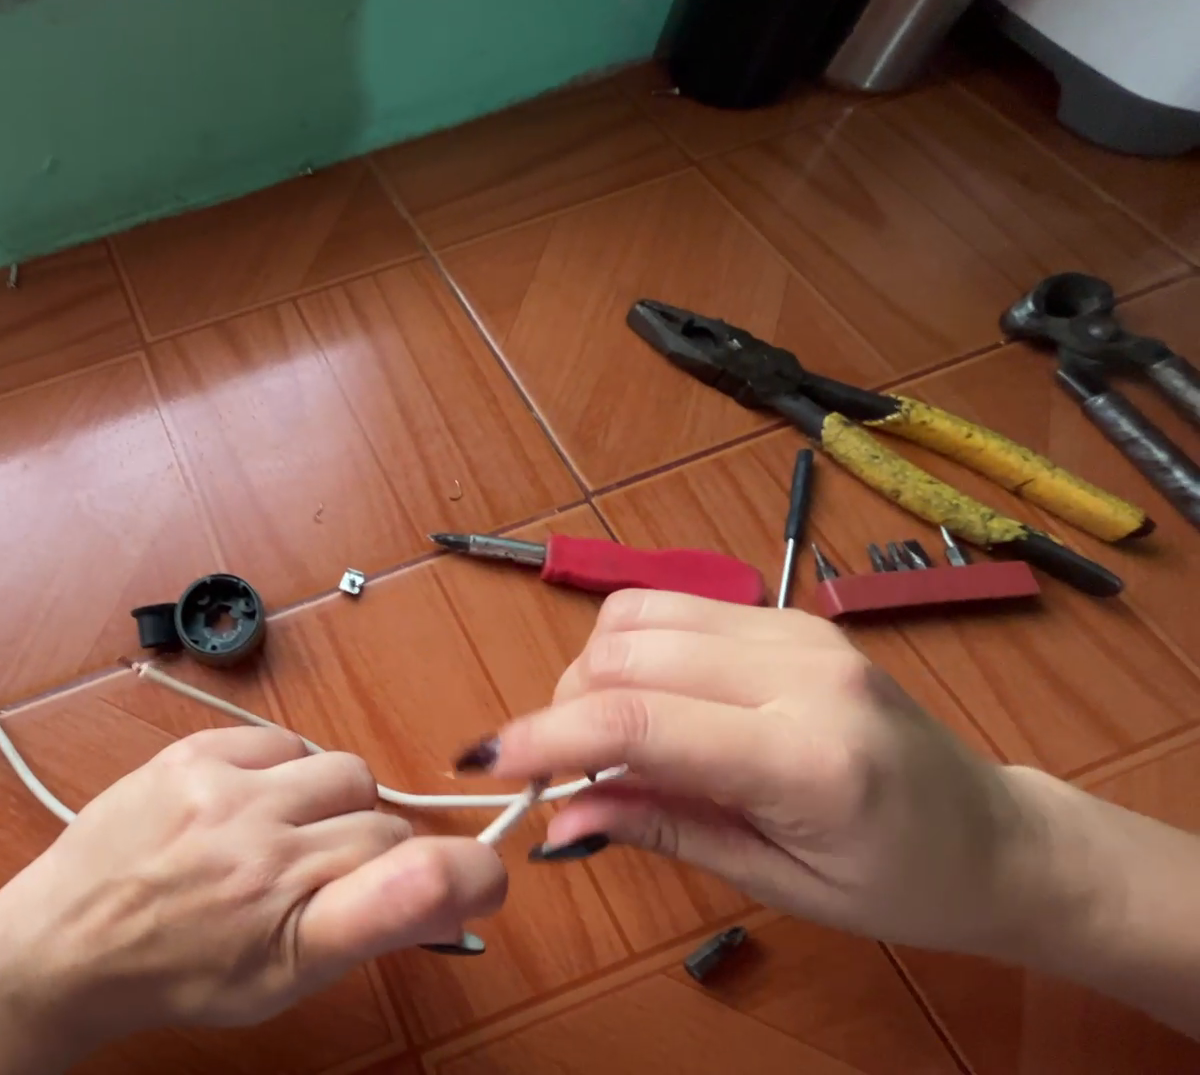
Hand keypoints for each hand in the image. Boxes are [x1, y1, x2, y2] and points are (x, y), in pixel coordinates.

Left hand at [0, 725, 506, 1043]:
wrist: (69, 939)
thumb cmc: (178, 972)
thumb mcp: (280, 982)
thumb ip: (367, 930)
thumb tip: (445, 888)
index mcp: (292, 927)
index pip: (418, 880)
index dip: (470, 872)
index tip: (480, 876)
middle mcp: (263, 851)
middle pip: (382, 817)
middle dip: (372, 844)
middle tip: (327, 867)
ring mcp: (223, 791)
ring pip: (340, 768)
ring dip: (331, 800)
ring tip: (285, 829)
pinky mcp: (191, 753)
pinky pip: (282, 742)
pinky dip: (282, 771)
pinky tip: (248, 801)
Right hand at [467, 590, 1070, 957]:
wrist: (1003, 836)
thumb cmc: (897, 882)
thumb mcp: (775, 881)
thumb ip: (658, 828)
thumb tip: (558, 816)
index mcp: (809, 757)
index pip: (640, 720)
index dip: (547, 736)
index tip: (487, 763)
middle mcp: (800, 670)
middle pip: (622, 655)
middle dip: (563, 707)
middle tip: (564, 765)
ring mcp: (792, 629)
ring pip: (631, 617)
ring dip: (589, 671)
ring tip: (606, 730)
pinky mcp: (782, 613)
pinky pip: (663, 606)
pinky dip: (624, 648)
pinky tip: (644, 693)